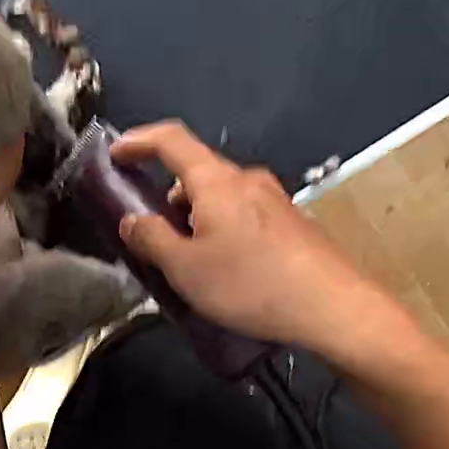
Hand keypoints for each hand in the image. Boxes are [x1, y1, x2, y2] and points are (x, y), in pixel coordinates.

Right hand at [113, 121, 408, 359]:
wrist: (331, 307)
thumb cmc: (251, 283)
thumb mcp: (186, 268)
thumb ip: (151, 239)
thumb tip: (132, 221)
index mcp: (216, 181)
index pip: (171, 141)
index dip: (139, 142)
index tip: (117, 154)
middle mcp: (247, 180)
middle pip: (197, 175)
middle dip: (167, 199)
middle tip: (152, 236)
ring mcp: (274, 201)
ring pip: (220, 200)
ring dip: (195, 220)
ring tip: (187, 264)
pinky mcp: (291, 224)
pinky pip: (242, 217)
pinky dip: (220, 232)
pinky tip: (223, 272)